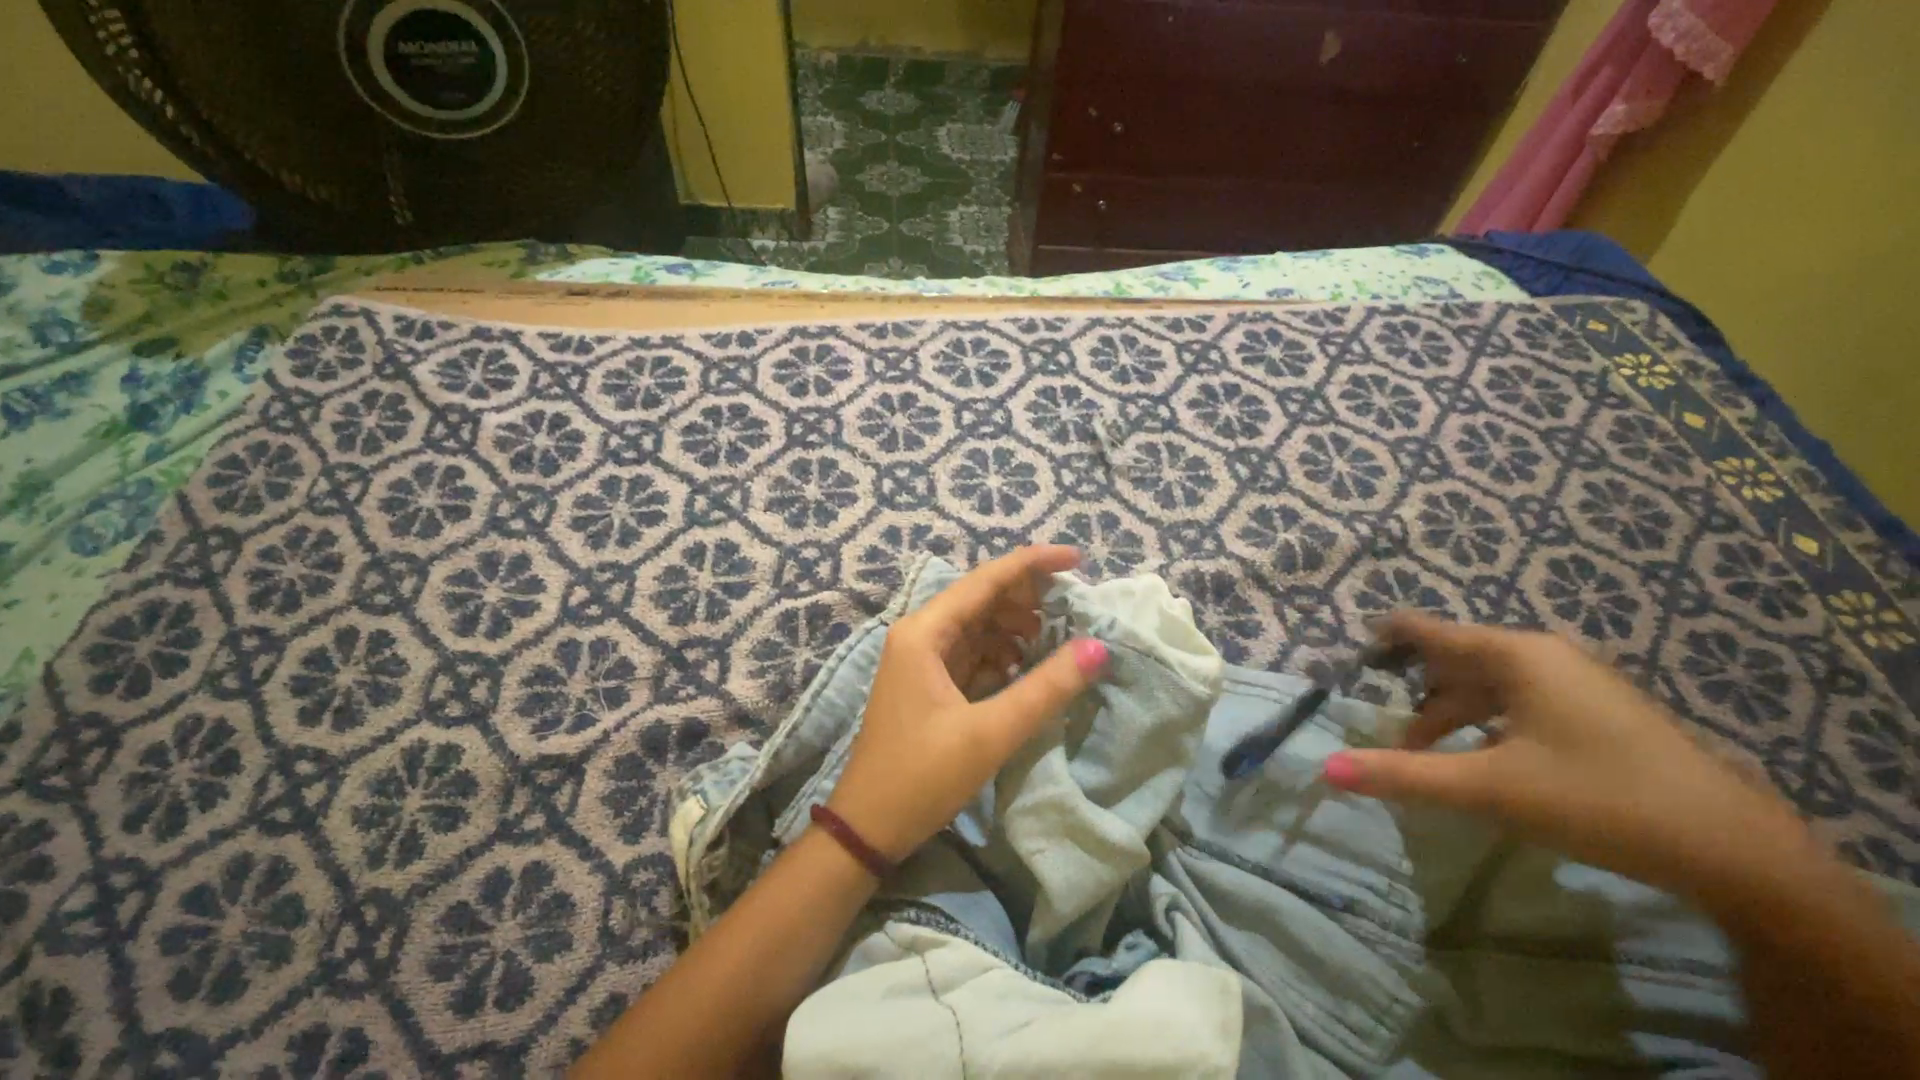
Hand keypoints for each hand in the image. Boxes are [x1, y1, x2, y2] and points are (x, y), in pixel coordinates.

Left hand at [826, 546, 1110, 860]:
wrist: (868, 827)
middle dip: (1028, 598)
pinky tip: (1028, 669)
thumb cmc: (923, 775)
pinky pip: (971, 654)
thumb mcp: (991, 732)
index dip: (1034, 564)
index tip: (1079, 560)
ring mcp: (920, 661)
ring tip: (1057, 640)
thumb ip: (1046, 688)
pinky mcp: (927, 686)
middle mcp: (919, 635)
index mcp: (925, 632)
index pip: (987, 579)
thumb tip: (1098, 647)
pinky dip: (1002, 655)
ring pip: (978, 627)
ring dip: (1016, 628)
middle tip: (1075, 607)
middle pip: (982, 598)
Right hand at [1324, 613, 1806, 900]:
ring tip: (1426, 752)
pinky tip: (1484, 759)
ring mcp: (1582, 686)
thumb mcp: (1488, 789)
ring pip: (1496, 688)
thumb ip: (1404, 775)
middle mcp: (1548, 658)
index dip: (1393, 633)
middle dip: (1420, 692)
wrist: (1729, 848)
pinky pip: (1524, 705)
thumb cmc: (1596, 799)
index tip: (1356, 634)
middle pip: (1463, 661)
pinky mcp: (1602, 716)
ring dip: (1455, 715)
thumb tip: (1326, 767)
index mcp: (1519, 657)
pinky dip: (1490, 725)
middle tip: (1383, 724)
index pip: (1435, 632)